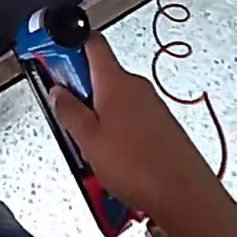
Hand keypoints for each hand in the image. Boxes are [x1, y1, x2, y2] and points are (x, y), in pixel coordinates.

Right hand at [47, 33, 233, 232]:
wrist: (185, 195)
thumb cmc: (139, 166)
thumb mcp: (88, 140)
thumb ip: (68, 111)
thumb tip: (57, 92)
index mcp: (115, 81)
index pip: (91, 42)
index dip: (69, 43)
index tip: (52, 55)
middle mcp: (135, 86)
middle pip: (99, 73)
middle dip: (79, 91)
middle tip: (65, 114)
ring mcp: (150, 104)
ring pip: (113, 98)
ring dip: (96, 115)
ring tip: (89, 146)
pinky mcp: (159, 123)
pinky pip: (128, 115)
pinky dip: (115, 128)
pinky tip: (111, 156)